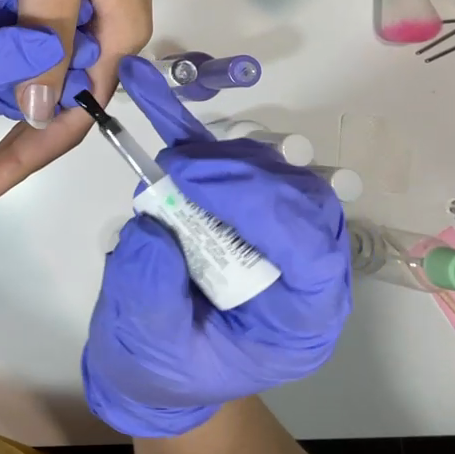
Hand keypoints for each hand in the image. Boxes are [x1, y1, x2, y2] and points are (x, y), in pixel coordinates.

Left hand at [0, 0, 152, 209]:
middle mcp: (107, 32)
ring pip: (49, 81)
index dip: (25, 158)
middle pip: (63, 107)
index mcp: (114, 34)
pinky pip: (38, 49)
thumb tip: (37, 112)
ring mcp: (88, 12)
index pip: (71, 116)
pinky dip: (10, 73)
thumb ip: (45, 37)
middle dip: (18, 149)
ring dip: (13, 115)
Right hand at [82, 57, 351, 436]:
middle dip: (243, 171)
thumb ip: (150, 288)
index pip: (308, 244)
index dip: (257, 200)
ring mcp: (267, 232)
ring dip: (223, 149)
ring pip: (271, 171)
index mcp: (300, 315)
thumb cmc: (158, 366)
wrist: (150, 369)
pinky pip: (216, 160)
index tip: (188, 175)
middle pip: (300, 199)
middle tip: (178, 163)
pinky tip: (147, 85)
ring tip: (172, 151)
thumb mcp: (150, 343)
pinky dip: (183, 125)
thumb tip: (154, 223)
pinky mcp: (229, 207)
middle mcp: (299, 267)